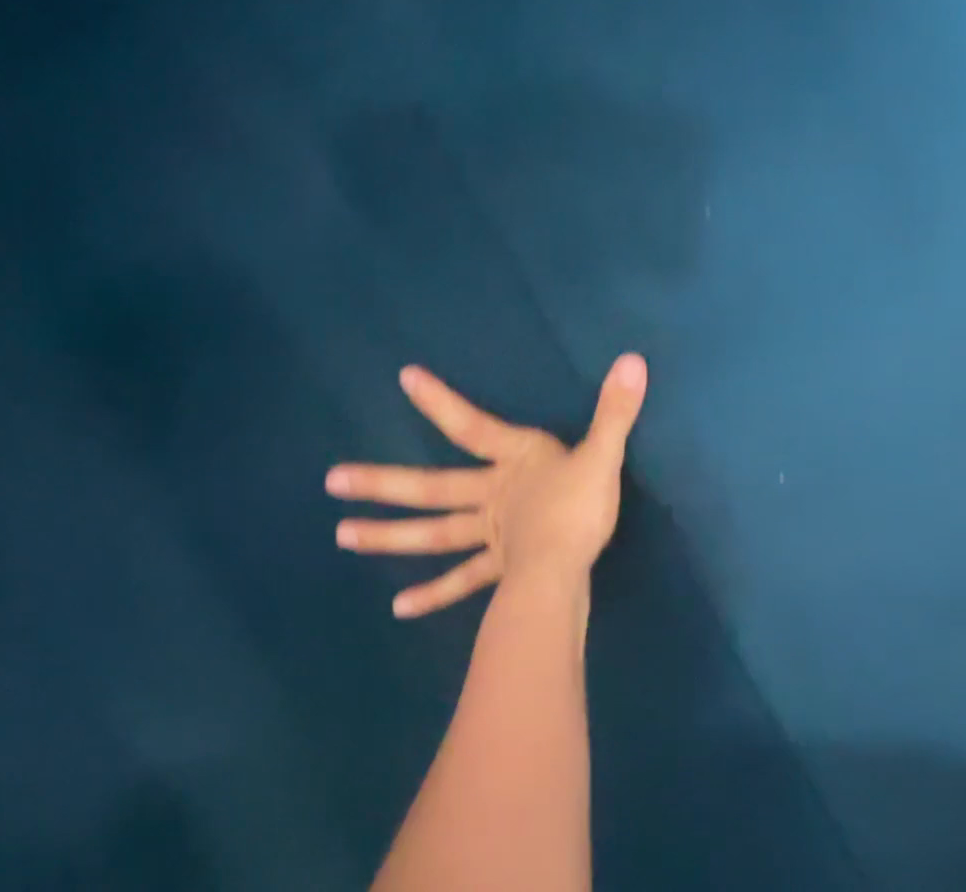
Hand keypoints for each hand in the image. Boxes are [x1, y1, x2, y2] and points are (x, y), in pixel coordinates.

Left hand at [327, 353, 647, 617]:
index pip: (472, 425)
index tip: (403, 378)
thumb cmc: (581, 507)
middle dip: (384, 483)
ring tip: (343, 535)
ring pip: (435, 534)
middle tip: (332, 482)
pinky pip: (462, 581)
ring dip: (389, 535)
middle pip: (433, 488)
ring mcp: (491, 534)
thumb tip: (634, 359)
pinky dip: (432, 594)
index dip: (439, 403)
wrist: (568, 566)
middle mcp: (494, 495)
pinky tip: (399, 607)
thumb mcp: (603, 454)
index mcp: (517, 462)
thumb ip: (616, 410)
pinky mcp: (500, 569)